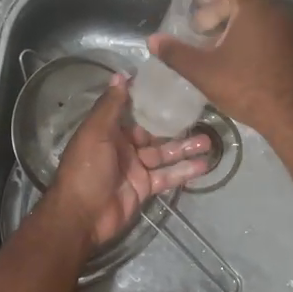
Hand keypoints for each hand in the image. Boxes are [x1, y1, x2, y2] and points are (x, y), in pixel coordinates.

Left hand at [45, 74, 211, 249]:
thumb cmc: (86, 169)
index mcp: (108, 130)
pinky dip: (184, 171)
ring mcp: (135, 168)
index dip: (152, 99)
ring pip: (164, 154)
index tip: (175, 85)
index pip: (133, 110)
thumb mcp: (95, 133)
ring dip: (185, 148)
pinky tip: (205, 165)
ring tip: (210, 141)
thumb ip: (110, 106)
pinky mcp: (144, 188)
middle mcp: (122, 146)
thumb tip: (121, 75)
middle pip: (153, 133)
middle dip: (175, 125)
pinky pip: (167, 176)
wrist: (82, 216)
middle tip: (201, 114)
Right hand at [149, 0, 292, 139]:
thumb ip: (176, 54)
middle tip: (198, 29)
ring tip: (213, 47)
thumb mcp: (204, 72)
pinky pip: (270, 31)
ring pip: (257, 16)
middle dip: (217, 8)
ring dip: (233, 24)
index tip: (194, 1)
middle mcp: (276, 12)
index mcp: (254, 9)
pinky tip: (237, 62)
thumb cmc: (248, 88)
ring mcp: (290, 31)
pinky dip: (250, 36)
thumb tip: (152, 40)